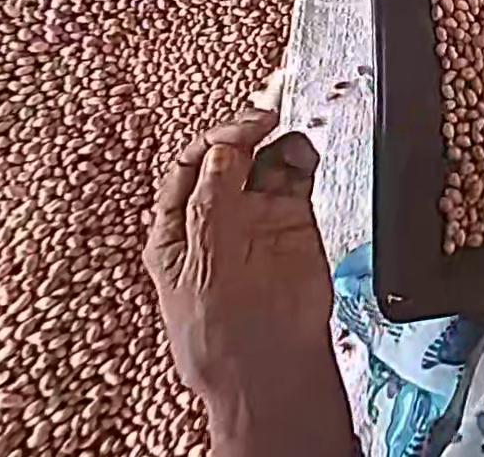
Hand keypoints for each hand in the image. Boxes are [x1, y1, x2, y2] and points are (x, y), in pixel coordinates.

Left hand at [144, 112, 330, 418]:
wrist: (276, 363)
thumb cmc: (223, 336)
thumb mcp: (203, 271)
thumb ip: (211, 207)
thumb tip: (219, 152)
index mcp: (179, 228)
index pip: (188, 166)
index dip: (212, 142)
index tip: (239, 131)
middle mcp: (217, 213)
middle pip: (227, 154)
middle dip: (242, 131)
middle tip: (264, 119)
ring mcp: (256, 212)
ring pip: (264, 157)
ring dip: (274, 139)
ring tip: (286, 134)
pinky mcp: (291, 214)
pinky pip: (295, 173)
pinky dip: (301, 154)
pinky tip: (303, 152)